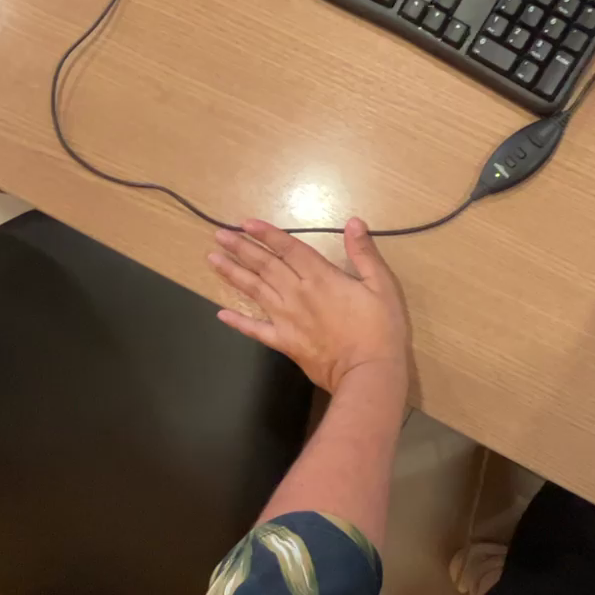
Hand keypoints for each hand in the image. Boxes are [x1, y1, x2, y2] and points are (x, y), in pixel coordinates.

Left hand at [208, 218, 412, 394]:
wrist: (368, 372)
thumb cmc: (379, 328)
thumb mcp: (381, 285)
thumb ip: (364, 253)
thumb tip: (353, 222)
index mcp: (320, 277)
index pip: (288, 248)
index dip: (267, 234)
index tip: (245, 222)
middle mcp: (297, 293)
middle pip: (265, 266)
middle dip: (241, 248)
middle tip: (219, 235)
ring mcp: (287, 319)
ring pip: (255, 291)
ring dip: (233, 274)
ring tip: (213, 260)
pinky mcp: (285, 343)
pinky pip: (256, 330)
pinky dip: (238, 322)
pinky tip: (221, 314)